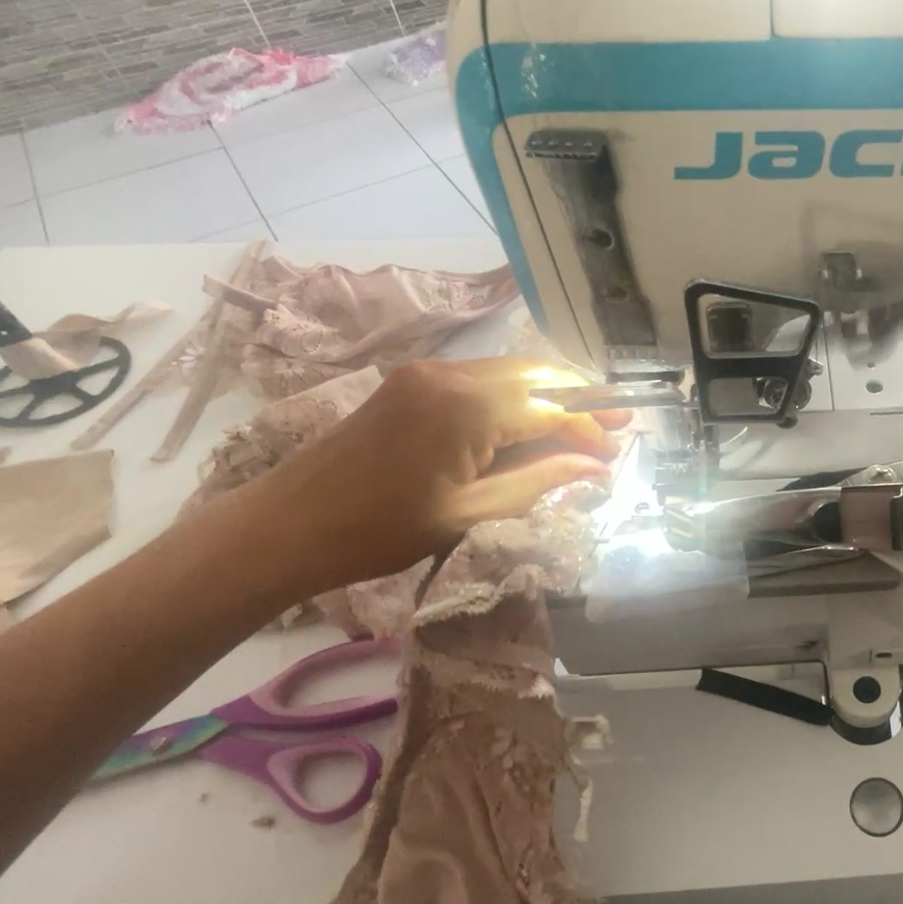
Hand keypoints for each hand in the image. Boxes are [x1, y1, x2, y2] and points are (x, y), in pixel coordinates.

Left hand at [220, 358, 627, 595]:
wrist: (283, 526)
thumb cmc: (379, 530)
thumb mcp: (470, 513)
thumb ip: (539, 481)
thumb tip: (596, 467)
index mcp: (466, 405)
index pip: (550, 407)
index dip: (589, 429)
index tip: (618, 452)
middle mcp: (450, 373)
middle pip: (535, 377)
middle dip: (579, 401)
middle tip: (619, 424)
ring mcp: (426, 373)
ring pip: (509, 374)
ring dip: (548, 398)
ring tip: (584, 424)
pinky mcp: (410, 383)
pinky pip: (479, 381)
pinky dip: (513, 399)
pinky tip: (531, 421)